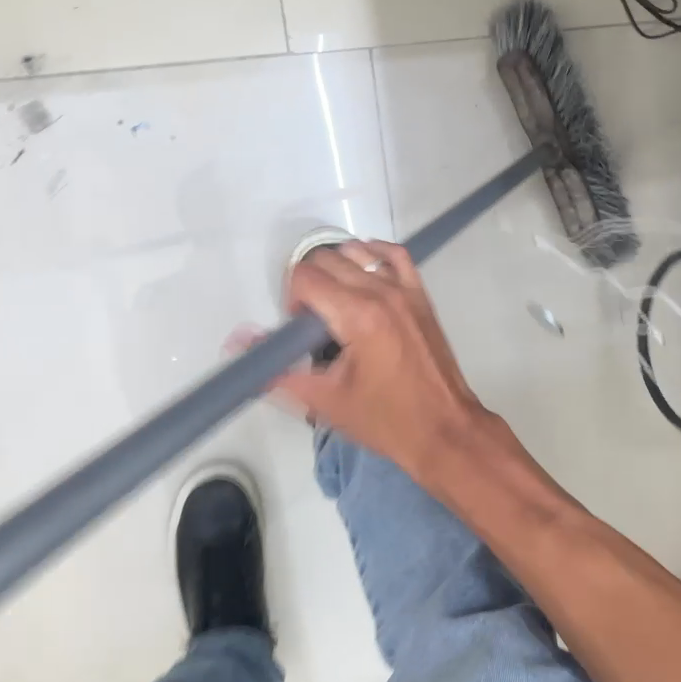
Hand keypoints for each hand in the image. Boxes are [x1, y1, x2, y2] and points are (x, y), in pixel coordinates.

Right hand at [279, 240, 489, 478]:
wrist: (443, 430)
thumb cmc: (384, 420)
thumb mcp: (323, 401)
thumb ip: (276, 370)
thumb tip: (237, 344)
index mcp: (357, 315)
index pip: (304, 277)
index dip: (291, 300)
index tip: (299, 332)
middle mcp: (381, 291)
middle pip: (326, 260)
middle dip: (308, 286)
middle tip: (312, 326)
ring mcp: (405, 288)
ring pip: (356, 251)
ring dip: (336, 269)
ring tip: (334, 305)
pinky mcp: (420, 294)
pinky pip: (393, 255)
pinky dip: (372, 256)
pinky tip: (361, 277)